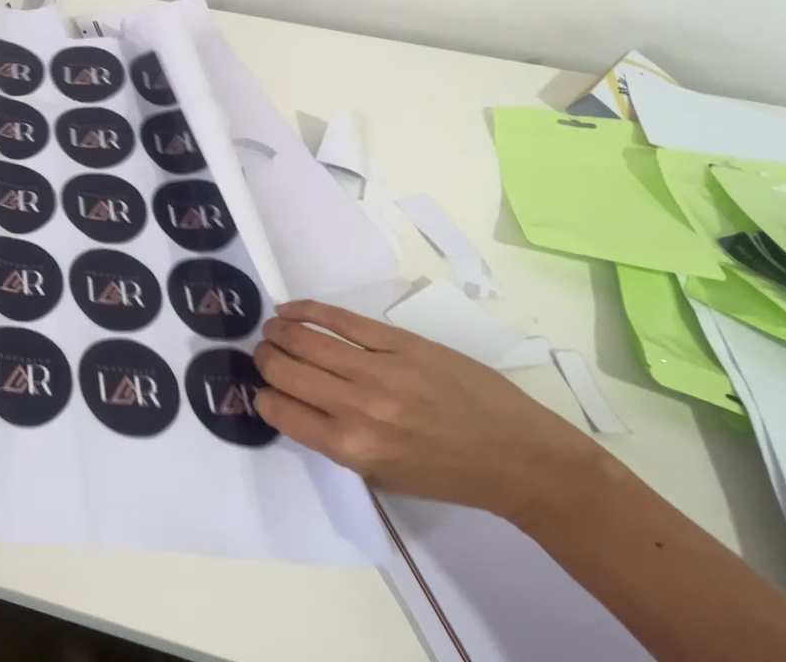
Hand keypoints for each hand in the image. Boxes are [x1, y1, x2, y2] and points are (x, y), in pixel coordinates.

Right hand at [254, 299, 603, 525]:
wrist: (522, 459)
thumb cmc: (449, 475)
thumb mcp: (381, 474)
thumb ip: (334, 440)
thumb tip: (294, 402)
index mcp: (350, 447)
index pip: (277, 409)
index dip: (264, 394)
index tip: (269, 389)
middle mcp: (357, 407)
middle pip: (283, 369)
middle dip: (265, 359)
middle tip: (268, 355)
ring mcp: (380, 371)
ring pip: (303, 338)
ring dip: (278, 331)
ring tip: (275, 330)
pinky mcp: (402, 343)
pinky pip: (340, 318)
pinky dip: (306, 310)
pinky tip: (291, 310)